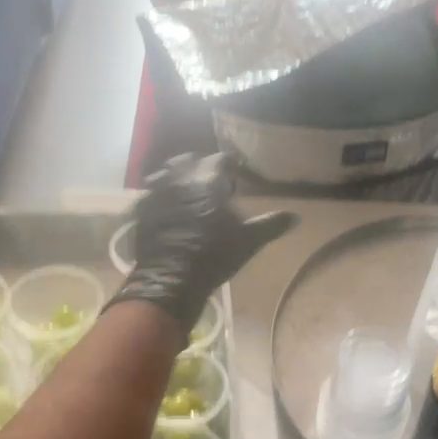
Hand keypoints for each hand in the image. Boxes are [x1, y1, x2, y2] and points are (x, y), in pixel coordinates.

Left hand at [113, 154, 296, 329]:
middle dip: (203, 167)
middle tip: (212, 181)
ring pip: (168, 172)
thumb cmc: (214, 255)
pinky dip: (161, 195)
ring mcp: (157, 190)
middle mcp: (181, 176)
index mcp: (209, 178)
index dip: (232, 165)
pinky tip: (167, 207)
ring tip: (188, 190)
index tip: (237, 173)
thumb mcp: (249, 241)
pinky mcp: (142, 208)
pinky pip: (151, 192)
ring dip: (179, 176)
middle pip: (192, 160)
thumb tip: (295, 216)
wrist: (171, 279)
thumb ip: (271, 224)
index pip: (223, 159)